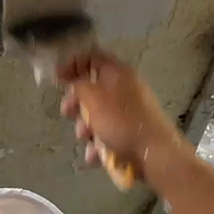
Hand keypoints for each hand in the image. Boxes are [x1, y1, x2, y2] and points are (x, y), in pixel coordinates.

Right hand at [58, 50, 191, 185]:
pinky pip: (108, 134)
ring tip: (86, 138)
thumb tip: (71, 76)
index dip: (73, 64)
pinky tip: (95, 156)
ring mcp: (130, 111)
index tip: (57, 79)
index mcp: (118, 72)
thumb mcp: (93, 98)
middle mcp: (125, 88)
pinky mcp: (132, 132)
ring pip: (98, 114)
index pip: (92, 57)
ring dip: (86, 127)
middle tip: (67, 112)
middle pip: (93, 88)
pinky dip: (99, 144)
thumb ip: (78, 83)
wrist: (155, 154)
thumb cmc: (121, 121)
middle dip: (77, 103)